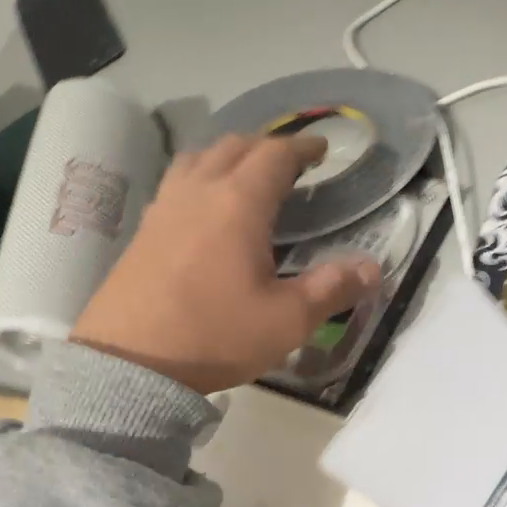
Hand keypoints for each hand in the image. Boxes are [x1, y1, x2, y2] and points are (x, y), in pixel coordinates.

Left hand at [71, 134, 381, 394]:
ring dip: (229, 156)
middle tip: (290, 163)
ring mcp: (166, 206)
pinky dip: (202, 177)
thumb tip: (373, 268)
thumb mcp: (288, 320)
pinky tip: (207, 207)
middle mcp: (200, 191)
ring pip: (200, 158)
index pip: (274, 156)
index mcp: (239, 205)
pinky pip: (178, 182)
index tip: (322, 149)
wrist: (134, 360)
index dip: (301, 148)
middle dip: (266, 147)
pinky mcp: (145, 229)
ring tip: (247, 175)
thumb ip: (332, 289)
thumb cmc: (218, 335)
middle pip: (234, 147)